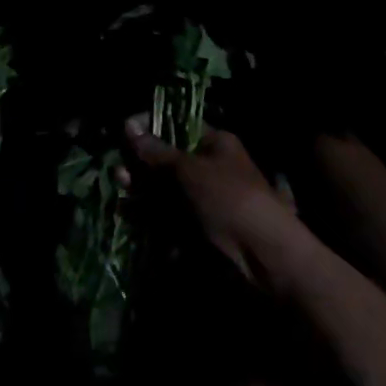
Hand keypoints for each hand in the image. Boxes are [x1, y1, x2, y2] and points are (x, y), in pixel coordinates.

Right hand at [120, 116, 309, 289]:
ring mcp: (206, 199)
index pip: (177, 125)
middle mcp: (211, 168)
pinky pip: (170, 215)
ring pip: (166, 189)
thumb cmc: (230, 200)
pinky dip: (151, 214)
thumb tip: (128, 124)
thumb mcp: (189, 171)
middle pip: (169, 159)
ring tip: (121, 188)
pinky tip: (131, 213)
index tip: (125, 132)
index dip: (151, 127)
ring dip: (143, 189)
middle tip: (120, 170)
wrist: (266, 260)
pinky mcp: (201, 228)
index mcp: (216, 144)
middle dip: (143, 164)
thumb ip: (157, 151)